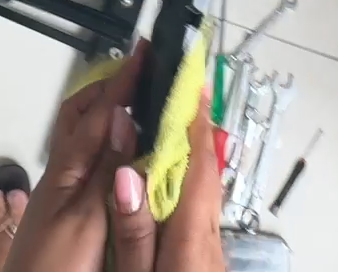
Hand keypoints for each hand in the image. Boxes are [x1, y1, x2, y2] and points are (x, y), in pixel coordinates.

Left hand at [4, 44, 145, 271]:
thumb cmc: (55, 269)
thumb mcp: (86, 219)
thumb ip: (106, 169)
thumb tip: (121, 114)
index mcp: (67, 168)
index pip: (99, 112)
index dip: (123, 80)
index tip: (144, 51)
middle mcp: (62, 173)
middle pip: (80, 116)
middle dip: (106, 89)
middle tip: (137, 76)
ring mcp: (63, 192)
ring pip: (84, 138)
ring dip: (106, 116)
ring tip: (135, 108)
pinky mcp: (69, 213)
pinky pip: (89, 162)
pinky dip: (108, 147)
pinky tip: (123, 157)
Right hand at [106, 86, 226, 271]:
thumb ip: (133, 232)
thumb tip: (125, 174)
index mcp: (193, 235)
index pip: (200, 164)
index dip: (196, 121)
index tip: (192, 83)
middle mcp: (210, 235)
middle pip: (207, 170)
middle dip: (195, 129)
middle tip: (179, 93)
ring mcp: (213, 248)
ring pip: (207, 187)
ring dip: (194, 153)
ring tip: (171, 125)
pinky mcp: (206, 259)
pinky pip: (202, 206)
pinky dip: (190, 180)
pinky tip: (171, 177)